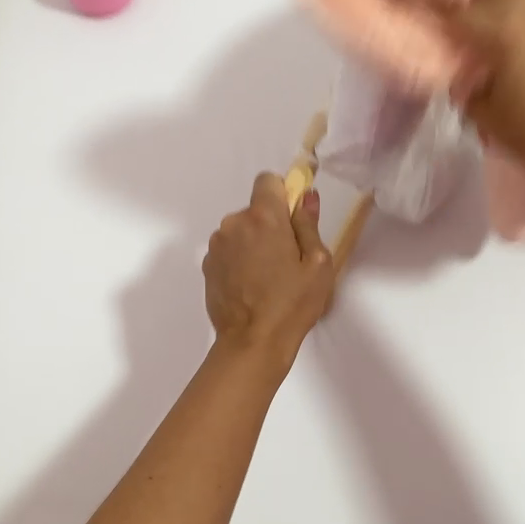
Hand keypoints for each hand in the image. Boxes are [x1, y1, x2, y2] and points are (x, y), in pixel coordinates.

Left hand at [203, 174, 337, 357]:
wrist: (252, 342)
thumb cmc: (292, 303)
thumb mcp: (317, 263)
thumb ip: (308, 224)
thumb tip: (306, 195)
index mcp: (263, 218)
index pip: (268, 180)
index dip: (283, 193)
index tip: (293, 216)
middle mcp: (234, 224)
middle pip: (255, 209)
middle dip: (271, 224)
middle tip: (287, 257)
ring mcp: (216, 246)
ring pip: (240, 231)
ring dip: (253, 243)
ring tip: (268, 276)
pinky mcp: (207, 266)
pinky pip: (228, 250)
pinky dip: (239, 260)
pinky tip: (251, 286)